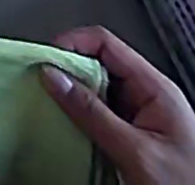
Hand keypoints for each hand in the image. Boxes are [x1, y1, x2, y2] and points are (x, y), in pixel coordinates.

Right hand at [37, 26, 194, 184]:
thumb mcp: (137, 152)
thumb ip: (92, 113)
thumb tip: (50, 74)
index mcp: (154, 86)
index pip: (103, 42)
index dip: (71, 43)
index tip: (44, 60)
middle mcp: (148, 96)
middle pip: (98, 66)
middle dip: (69, 73)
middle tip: (40, 87)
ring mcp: (145, 120)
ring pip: (99, 94)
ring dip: (74, 100)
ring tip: (50, 109)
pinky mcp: (141, 143)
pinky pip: (104, 120)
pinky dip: (84, 122)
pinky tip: (69, 132)